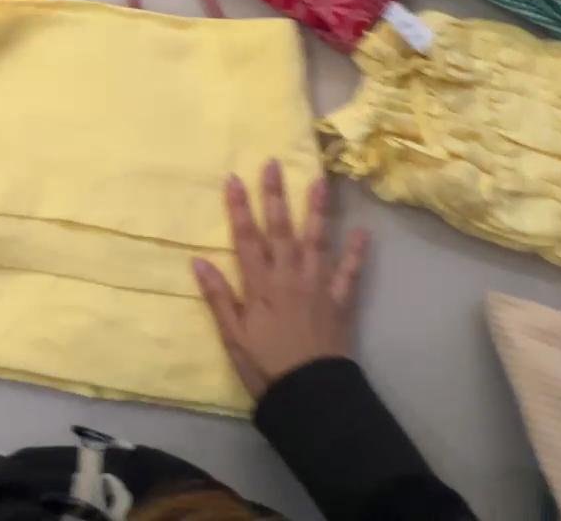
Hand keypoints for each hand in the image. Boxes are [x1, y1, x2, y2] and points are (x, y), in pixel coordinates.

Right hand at [192, 159, 368, 400]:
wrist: (314, 396)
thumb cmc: (266, 366)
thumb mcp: (233, 335)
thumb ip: (218, 296)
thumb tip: (198, 260)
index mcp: (261, 285)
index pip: (247, 238)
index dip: (239, 208)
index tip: (233, 178)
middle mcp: (289, 278)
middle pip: (281, 230)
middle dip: (275, 196)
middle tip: (273, 164)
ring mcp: (318, 287)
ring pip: (316, 242)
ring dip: (316, 211)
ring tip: (319, 181)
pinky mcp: (340, 302)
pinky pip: (350, 274)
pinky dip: (357, 253)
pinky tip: (363, 231)